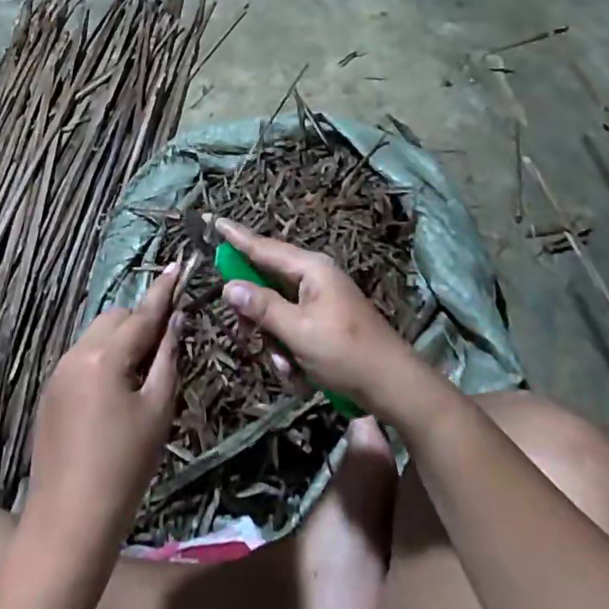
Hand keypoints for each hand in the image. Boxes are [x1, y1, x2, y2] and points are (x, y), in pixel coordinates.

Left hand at [25, 263, 182, 545]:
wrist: (70, 517)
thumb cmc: (125, 466)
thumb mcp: (157, 411)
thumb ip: (167, 360)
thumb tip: (174, 323)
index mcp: (105, 355)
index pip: (141, 313)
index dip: (163, 291)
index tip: (177, 266)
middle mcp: (76, 353)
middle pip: (114, 318)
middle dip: (140, 320)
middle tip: (166, 341)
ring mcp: (58, 372)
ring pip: (95, 336)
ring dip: (120, 339)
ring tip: (142, 370)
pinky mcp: (50, 392)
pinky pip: (82, 358)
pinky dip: (103, 359)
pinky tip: (115, 391)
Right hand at [215, 218, 422, 413]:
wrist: (394, 387)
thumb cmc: (345, 354)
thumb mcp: (297, 331)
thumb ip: (261, 307)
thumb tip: (229, 286)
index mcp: (311, 269)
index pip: (264, 247)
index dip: (236, 237)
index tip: (214, 221)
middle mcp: (315, 278)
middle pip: (265, 284)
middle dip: (255, 316)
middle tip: (246, 337)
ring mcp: (320, 300)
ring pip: (276, 312)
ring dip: (274, 341)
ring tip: (286, 366)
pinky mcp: (324, 322)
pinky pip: (291, 329)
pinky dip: (289, 350)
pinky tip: (299, 373)